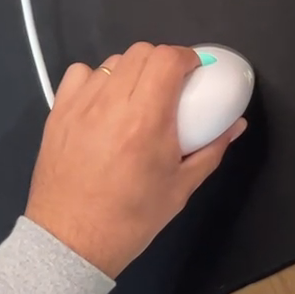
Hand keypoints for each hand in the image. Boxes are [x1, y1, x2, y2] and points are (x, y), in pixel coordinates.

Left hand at [26, 42, 245, 277]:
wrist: (71, 242)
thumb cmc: (132, 218)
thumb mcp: (182, 187)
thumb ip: (212, 149)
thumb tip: (236, 124)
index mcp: (146, 119)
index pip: (167, 59)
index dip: (186, 56)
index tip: (194, 70)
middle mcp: (112, 103)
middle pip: (141, 52)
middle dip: (162, 60)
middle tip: (171, 85)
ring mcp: (80, 105)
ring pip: (113, 61)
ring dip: (132, 69)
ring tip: (137, 95)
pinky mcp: (58, 111)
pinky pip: (80, 73)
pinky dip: (97, 79)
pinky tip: (103, 101)